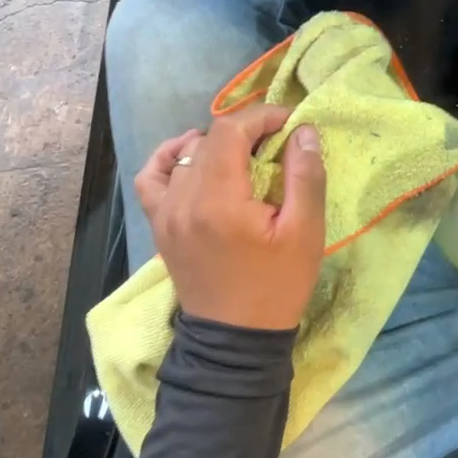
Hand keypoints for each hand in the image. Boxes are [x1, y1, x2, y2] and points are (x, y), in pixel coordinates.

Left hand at [135, 104, 327, 330]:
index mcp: (219, 200)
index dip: (261, 117)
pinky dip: (169, 158)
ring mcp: (165, 213)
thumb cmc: (277, 286)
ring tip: (246, 157)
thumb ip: (305, 175)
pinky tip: (191, 156)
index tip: (290, 124)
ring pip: (186, 154)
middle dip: (247, 130)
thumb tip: (303, 130)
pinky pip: (151, 177)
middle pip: (210, 138)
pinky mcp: (159, 225)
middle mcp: (183, 200)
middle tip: (278, 143)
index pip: (230, 130)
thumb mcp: (305, 231)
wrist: (235, 341)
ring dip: (218, 145)